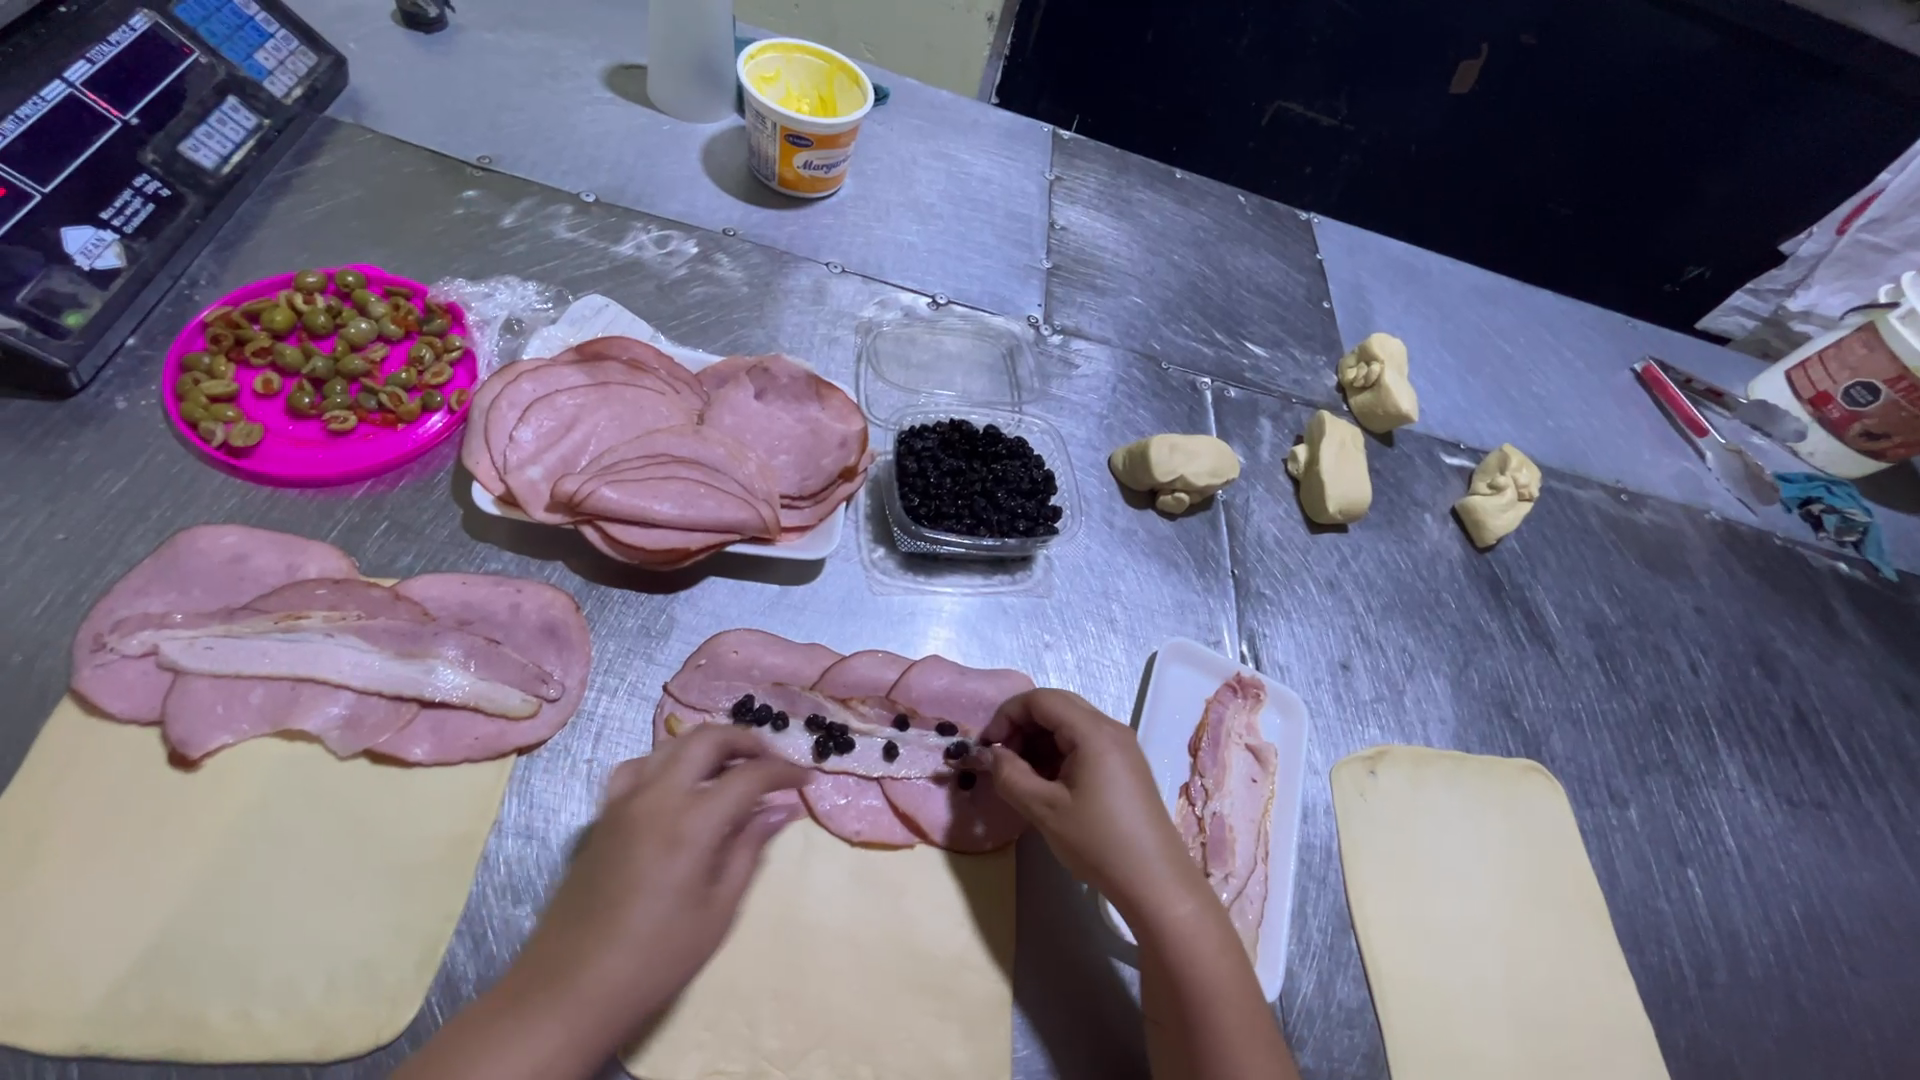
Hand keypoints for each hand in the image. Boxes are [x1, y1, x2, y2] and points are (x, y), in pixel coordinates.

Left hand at [512, 725, 807, 1028]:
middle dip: (747, 741)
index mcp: (691, 822)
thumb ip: (750, 848)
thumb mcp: (719, 909)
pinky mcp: (602, 815)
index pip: (750, 774)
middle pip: (708, 739)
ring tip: (732, 769)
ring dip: (708, 746)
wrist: (570, 989)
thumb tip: (782, 809)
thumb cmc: (656, 958)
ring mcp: (623, 802)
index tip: (806, 779)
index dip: (784, 771)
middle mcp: (656, 797)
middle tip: (772, 763)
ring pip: (671, 745)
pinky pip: (638, 767)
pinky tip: (678, 786)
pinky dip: (667, 762)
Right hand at [978, 689, 1208, 922]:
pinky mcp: (1124, 765)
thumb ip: (1009, 775)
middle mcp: (1110, 728)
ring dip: (1039, 741)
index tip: (988, 747)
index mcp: (1093, 731)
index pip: (1040, 699)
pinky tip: (1046, 783)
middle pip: (1056, 706)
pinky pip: (1084, 742)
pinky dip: (1058, 753)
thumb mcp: (1044, 809)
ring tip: (1021, 776)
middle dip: (1022, 726)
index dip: (1007, 715)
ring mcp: (1121, 746)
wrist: (1154, 881)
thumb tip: (990, 755)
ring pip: (1069, 724)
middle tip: (1002, 759)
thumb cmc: (1098, 842)